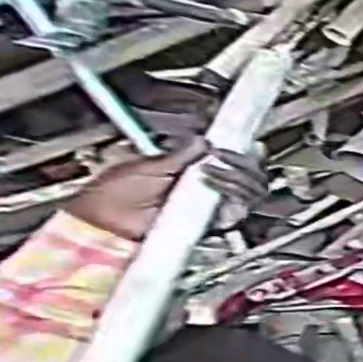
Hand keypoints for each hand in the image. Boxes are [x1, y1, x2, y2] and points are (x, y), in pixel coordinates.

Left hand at [65, 139, 268, 239]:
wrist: (107, 219)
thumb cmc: (116, 195)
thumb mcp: (148, 167)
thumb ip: (179, 156)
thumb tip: (204, 140)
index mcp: (198, 174)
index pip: (238, 164)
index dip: (243, 155)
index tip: (233, 145)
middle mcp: (215, 190)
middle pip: (254, 176)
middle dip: (243, 163)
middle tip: (222, 156)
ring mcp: (219, 206)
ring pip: (255, 190)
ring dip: (238, 177)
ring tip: (208, 171)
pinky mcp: (220, 221)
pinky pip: (244, 207)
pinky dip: (234, 194)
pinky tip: (212, 185)